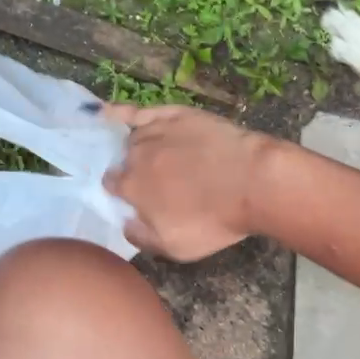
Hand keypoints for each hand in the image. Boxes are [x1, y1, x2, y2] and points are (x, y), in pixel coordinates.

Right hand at [103, 104, 278, 260]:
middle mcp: (134, 155)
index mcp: (131, 186)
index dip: (122, 190)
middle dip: (133, 169)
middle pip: (124, 160)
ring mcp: (152, 131)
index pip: (112, 184)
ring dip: (139, 146)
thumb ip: (141, 236)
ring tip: (159, 155)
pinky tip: (106, 111)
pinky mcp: (172, 114)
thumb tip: (124, 223)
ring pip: (134, 138)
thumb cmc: (214, 218)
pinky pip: (136, 110)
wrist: (252, 181)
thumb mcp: (177, 247)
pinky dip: (118, 111)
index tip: (137, 197)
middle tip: (158, 180)